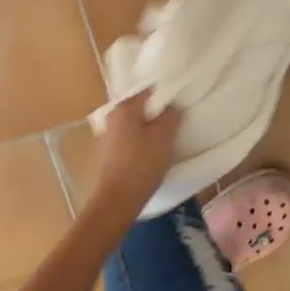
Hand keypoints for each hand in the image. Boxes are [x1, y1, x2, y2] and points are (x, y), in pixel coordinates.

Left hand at [93, 92, 181, 212]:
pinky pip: (130, 139)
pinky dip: (141, 142)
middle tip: (176, 125)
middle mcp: (113, 116)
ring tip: (166, 141)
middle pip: (142, 108)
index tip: (181, 108)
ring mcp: (108, 134)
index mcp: (125, 107)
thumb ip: (171, 115)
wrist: (118, 199)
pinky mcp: (108, 152)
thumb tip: (172, 106)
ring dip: (150, 129)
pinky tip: (151, 154)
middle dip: (158, 114)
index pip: (150, 91)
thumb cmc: (142, 164)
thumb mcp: (164, 136)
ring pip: (136, 124)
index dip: (167, 97)